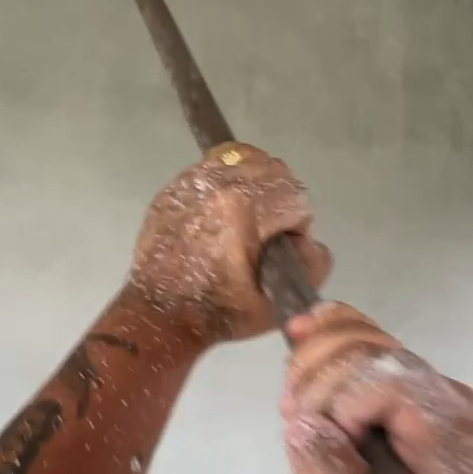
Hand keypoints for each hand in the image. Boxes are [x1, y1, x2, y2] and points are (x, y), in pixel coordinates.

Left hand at [127, 143, 331, 341]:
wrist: (160, 315)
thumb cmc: (220, 312)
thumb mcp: (277, 303)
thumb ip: (312, 266)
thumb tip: (308, 240)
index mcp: (244, 209)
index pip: (296, 198)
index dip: (298, 226)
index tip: (285, 247)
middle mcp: (218, 186)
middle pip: (273, 170)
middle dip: (280, 199)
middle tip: (269, 229)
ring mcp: (191, 182)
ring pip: (242, 158)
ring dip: (255, 183)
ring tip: (248, 215)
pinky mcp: (173, 188)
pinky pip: (211, 166)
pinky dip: (225, 181)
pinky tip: (222, 210)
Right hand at [279, 303, 472, 473]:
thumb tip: (308, 425)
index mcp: (452, 446)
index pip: (392, 385)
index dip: (338, 400)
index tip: (314, 434)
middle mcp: (456, 406)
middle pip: (377, 353)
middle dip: (318, 378)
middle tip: (291, 416)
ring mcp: (433, 386)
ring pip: (366, 336)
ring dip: (314, 360)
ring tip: (293, 402)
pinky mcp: (404, 375)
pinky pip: (366, 334)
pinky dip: (327, 332)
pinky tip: (300, 334)